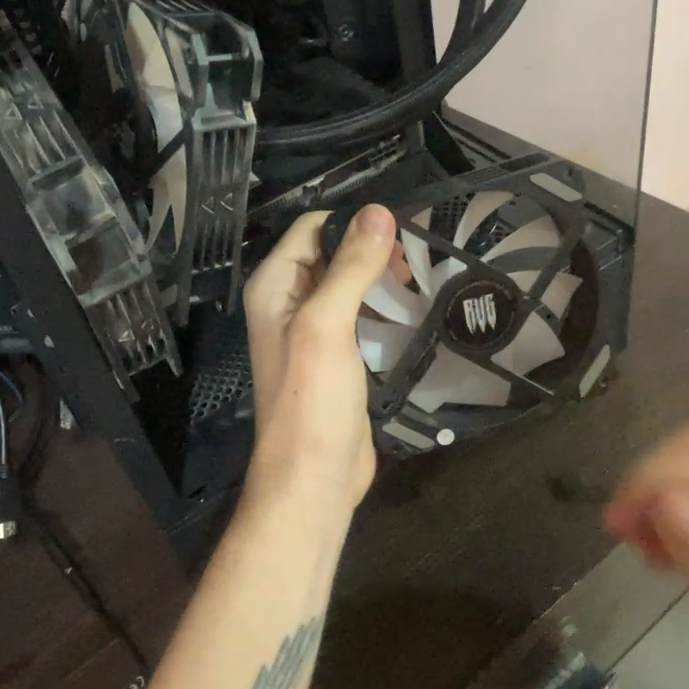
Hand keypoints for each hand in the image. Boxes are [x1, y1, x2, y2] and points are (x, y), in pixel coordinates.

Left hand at [240, 206, 395, 511]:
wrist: (313, 476)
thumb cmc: (312, 398)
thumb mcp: (327, 324)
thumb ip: (350, 267)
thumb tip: (379, 212)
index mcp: (274, 285)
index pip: (312, 228)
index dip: (352, 225)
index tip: (396, 237)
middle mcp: (286, 300)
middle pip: (331, 252)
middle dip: (369, 251)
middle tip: (409, 266)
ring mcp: (310, 329)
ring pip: (346, 283)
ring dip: (377, 278)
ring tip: (413, 285)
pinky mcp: (333, 354)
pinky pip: (357, 314)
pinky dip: (379, 307)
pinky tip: (406, 313)